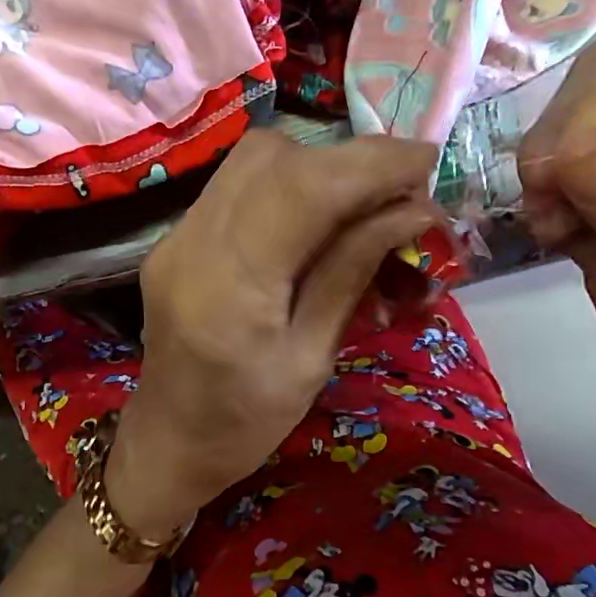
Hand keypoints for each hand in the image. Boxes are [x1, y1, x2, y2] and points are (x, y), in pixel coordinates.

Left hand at [107, 130, 439, 537]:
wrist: (167, 439)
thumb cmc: (246, 422)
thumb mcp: (312, 358)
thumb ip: (351, 273)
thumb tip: (410, 209)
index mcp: (229, 287)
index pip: (302, 189)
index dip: (371, 163)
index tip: (428, 163)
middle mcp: (192, 244)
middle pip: (272, 157)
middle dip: (347, 160)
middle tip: (399, 191)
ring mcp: (175, 237)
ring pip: (250, 160)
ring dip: (315, 166)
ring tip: (361, 203)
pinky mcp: (174, 238)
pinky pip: (234, 185)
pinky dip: (284, 184)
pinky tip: (314, 218)